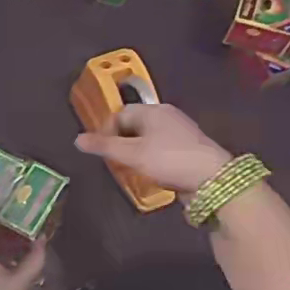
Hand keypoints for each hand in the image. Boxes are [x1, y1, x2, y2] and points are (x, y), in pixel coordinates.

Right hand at [74, 103, 233, 193]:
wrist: (212, 178)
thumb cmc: (169, 160)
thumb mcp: (132, 154)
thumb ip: (104, 146)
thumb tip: (77, 139)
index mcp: (153, 110)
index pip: (120, 113)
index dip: (106, 131)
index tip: (103, 152)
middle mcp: (167, 115)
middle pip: (134, 125)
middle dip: (121, 143)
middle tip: (115, 163)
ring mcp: (179, 131)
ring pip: (147, 138)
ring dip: (135, 152)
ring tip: (131, 170)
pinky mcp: (188, 147)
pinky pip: (161, 148)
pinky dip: (151, 158)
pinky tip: (151, 173)